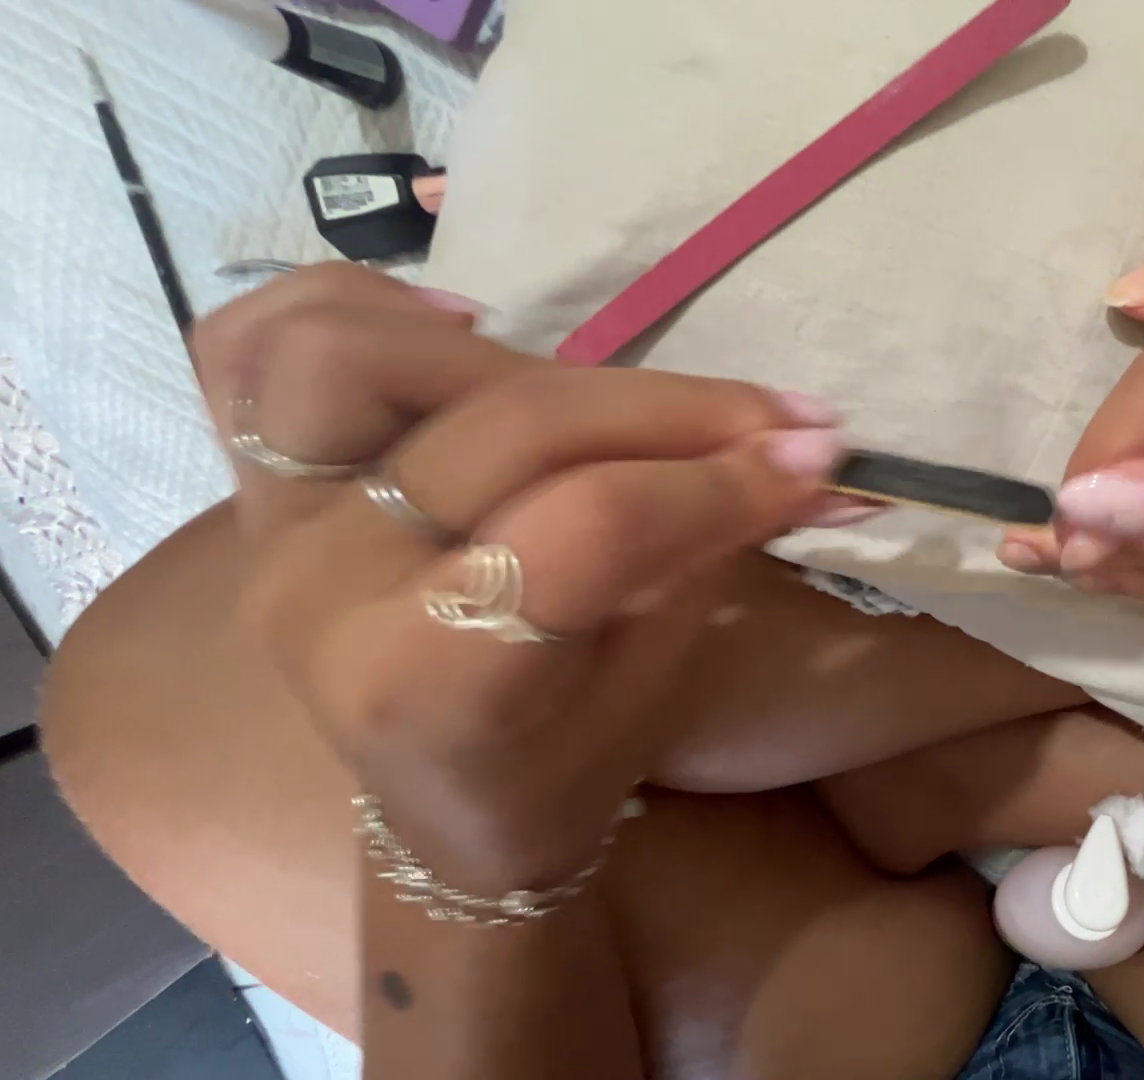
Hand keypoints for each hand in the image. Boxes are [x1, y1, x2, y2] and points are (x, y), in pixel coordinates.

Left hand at [192, 264, 849, 890]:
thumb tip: (811, 457)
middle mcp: (331, 592)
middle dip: (678, 410)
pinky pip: (254, 345)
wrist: (451, 797)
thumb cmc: (571, 759)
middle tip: (781, 417)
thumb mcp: (661, 672)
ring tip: (608, 392)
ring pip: (352, 356)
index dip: (719, 477)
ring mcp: (274, 529)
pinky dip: (365, 307)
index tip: (817, 457)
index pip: (596, 526)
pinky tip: (468, 333)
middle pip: (517, 429)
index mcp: (438, 682)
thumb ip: (716, 548)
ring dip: (518, 352)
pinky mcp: (258, 488)